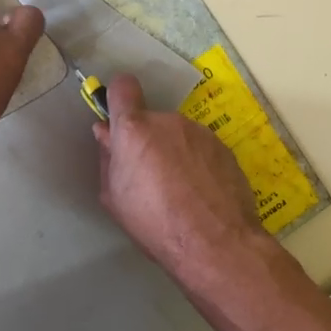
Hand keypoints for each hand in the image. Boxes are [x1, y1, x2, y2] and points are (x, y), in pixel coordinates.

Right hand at [93, 74, 269, 285]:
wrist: (217, 244)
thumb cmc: (155, 223)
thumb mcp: (114, 198)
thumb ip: (108, 158)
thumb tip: (106, 134)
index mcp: (134, 129)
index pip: (122, 87)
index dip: (119, 99)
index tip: (119, 119)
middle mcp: (167, 121)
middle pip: (151, 121)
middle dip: (149, 141)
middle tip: (152, 177)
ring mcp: (199, 132)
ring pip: (178, 136)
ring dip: (175, 153)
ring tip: (182, 191)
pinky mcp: (224, 147)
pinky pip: (201, 149)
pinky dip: (199, 164)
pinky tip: (203, 194)